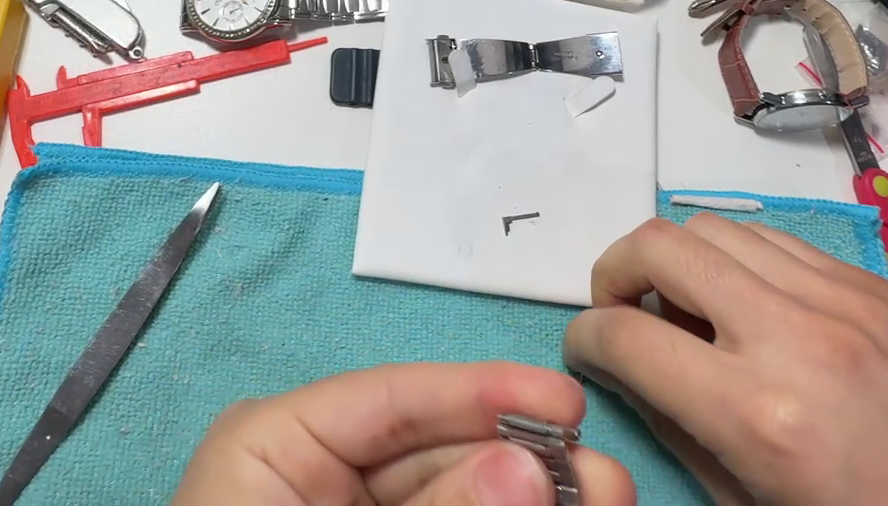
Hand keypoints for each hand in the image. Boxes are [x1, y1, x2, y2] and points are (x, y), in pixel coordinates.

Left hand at [171, 361, 635, 505]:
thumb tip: (525, 469)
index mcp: (281, 443)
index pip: (394, 397)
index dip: (483, 392)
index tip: (564, 404)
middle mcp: (319, 472)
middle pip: (436, 451)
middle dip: (521, 463)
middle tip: (605, 479)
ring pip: (454, 499)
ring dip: (525, 504)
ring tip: (604, 501)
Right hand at [563, 216, 887, 505]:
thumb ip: (676, 428)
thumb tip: (622, 367)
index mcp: (761, 416)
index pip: (625, 336)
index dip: (583, 340)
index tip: (584, 351)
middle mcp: (792, 334)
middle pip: (658, 244)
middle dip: (614, 271)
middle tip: (621, 311)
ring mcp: (839, 296)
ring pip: (710, 224)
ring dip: (674, 258)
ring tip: (683, 304)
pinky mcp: (871, 282)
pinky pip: (769, 236)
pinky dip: (732, 257)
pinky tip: (744, 300)